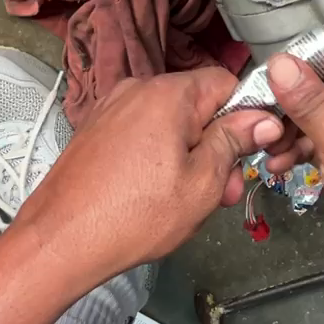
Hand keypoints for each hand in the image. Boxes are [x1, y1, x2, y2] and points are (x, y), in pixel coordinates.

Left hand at [16, 69, 280, 284]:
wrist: (58, 242)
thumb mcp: (202, 183)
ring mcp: (112, 109)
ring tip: (189, 201)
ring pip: (172, 123)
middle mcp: (138, 89)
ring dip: (190, 156)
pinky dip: (160, 157)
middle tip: (224, 192)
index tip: (251, 153)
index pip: (227, 82)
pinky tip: (156, 194)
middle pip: (198, 105)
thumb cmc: (133, 216)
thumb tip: (265, 119)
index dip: (247, 116)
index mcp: (168, 93)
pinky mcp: (96, 131)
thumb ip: (235, 143)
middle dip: (218, 145)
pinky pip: (144, 134)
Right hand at [267, 48, 323, 287]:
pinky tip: (278, 165)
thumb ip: (311, 104)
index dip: (307, 61)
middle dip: (291, 102)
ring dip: (290, 130)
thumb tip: (279, 62)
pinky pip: (320, 145)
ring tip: (267, 146)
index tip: (268, 72)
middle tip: (257, 113)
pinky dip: (298, 151)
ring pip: (319, 118)